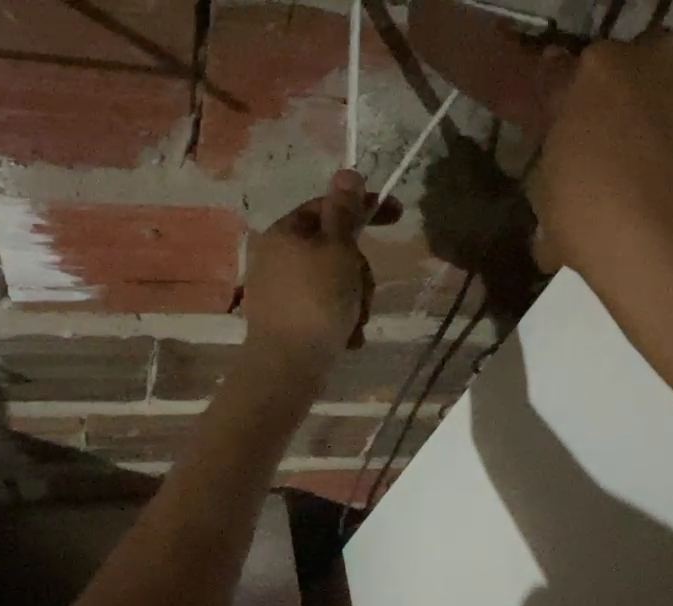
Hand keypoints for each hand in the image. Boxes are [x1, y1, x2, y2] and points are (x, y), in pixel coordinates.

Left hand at [242, 170, 399, 360]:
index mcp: (284, 233)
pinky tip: (347, 339)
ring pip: (333, 283)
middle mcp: (275, 257)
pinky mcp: (285, 322)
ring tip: (355, 323)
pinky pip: (322, 310)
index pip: (328, 207)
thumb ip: (345, 211)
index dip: (364, 208)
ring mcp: (279, 292)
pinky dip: (340, 321)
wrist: (287, 366)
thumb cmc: (317, 301)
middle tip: (364, 292)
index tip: (398, 214)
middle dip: (358, 271)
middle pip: (334, 249)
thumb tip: (347, 171)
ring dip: (354, 301)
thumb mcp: (338, 249)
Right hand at [530, 32, 672, 303]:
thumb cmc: (597, 228)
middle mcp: (655, 56)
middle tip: (629, 158)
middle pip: (639, 72)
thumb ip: (560, 163)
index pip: (577, 80)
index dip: (578, 115)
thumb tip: (569, 169)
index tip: (579, 146)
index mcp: (595, 72)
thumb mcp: (550, 200)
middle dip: (633, 107)